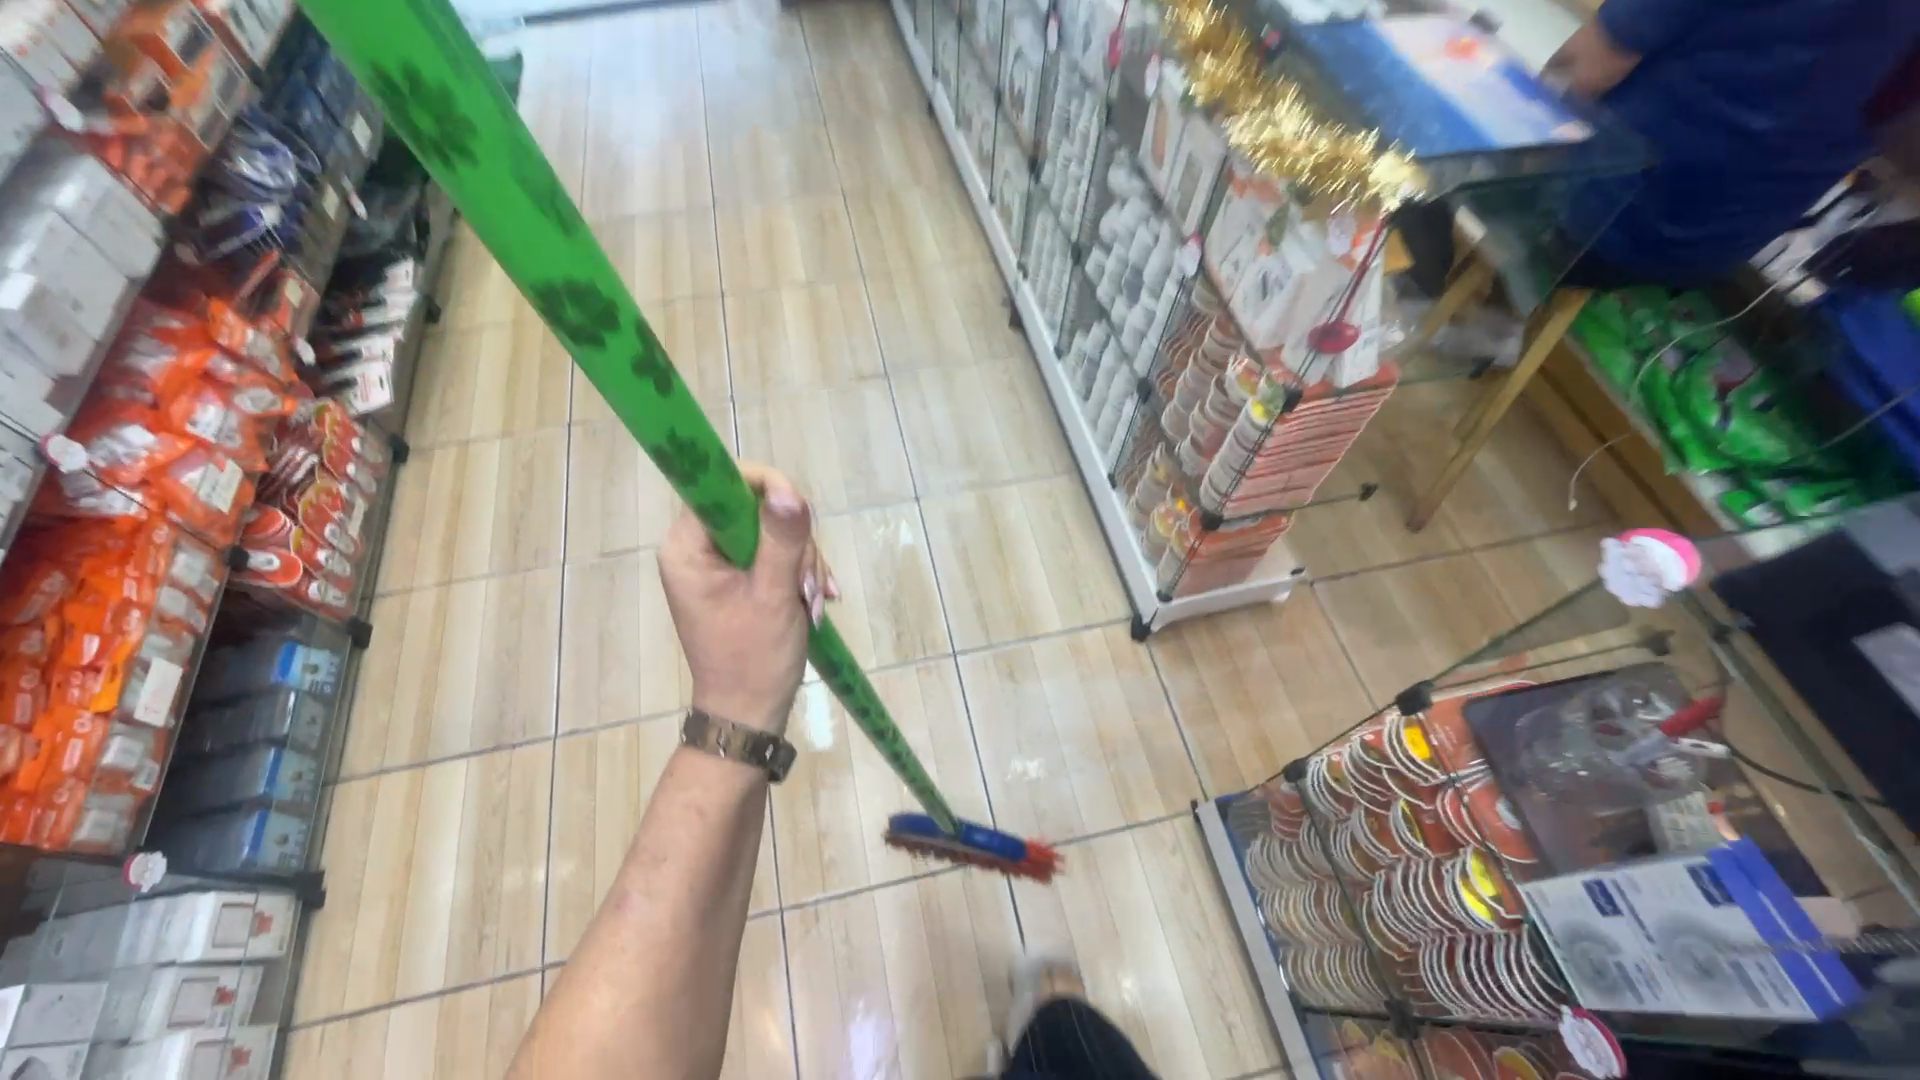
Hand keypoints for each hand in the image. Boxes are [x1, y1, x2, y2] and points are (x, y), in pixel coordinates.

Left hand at [658, 463, 835, 736]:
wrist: (750, 713)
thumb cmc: (754, 659)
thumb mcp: (774, 596)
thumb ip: (781, 540)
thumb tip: (789, 491)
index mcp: (687, 546)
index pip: (723, 484)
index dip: (767, 487)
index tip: (800, 514)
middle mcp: (696, 547)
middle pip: (756, 507)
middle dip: (795, 541)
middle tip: (813, 585)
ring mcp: (718, 563)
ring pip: (772, 531)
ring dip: (804, 562)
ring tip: (818, 602)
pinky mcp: (738, 578)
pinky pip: (775, 553)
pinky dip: (800, 573)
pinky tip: (818, 600)